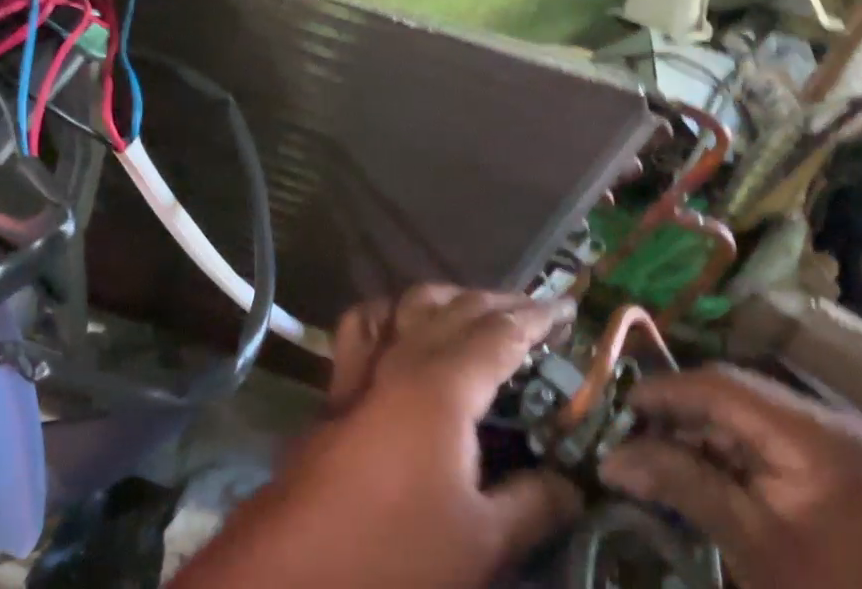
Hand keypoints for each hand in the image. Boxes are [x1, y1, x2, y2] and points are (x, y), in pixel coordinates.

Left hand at [172, 286, 581, 588]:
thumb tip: (571, 483)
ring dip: (445, 299)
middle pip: (453, 309)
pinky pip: (362, 329)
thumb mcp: (481, 543)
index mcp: (440, 387)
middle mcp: (398, 362)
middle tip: (536, 310)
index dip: (536, 317)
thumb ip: (532, 505)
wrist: (290, 571)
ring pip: (404, 306)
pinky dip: (390, 316)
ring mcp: (358, 371)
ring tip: (475, 311)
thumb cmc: (393, 554)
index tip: (568, 307)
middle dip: (497, 301)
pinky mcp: (332, 393)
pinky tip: (400, 331)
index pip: (498, 333)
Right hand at [599, 365, 861, 588]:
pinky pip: (763, 439)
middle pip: (732, 395)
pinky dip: (723, 452)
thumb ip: (680, 485)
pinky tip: (691, 473)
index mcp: (817, 432)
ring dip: (695, 433)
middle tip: (627, 437)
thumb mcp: (748, 540)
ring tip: (650, 457)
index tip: (616, 408)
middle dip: (676, 413)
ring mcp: (835, 440)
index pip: (722, 387)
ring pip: (743, 415)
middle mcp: (829, 419)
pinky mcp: (832, 463)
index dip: (664, 391)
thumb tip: (608, 460)